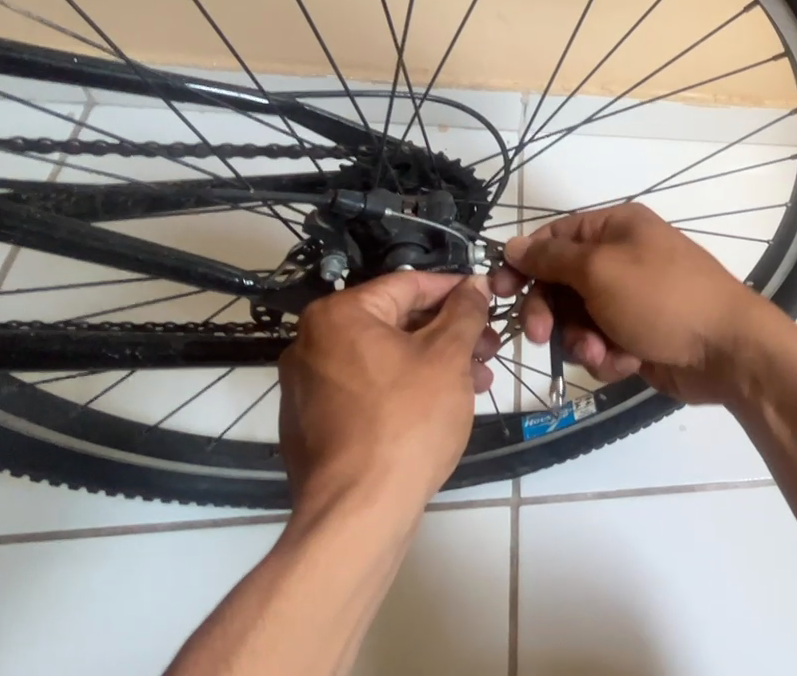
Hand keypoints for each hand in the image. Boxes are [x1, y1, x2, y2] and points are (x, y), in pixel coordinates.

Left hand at [278, 273, 497, 513]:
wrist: (359, 511)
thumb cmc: (407, 420)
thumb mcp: (448, 356)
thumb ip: (465, 312)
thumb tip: (474, 284)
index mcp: (338, 315)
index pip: (408, 284)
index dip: (456, 290)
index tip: (488, 300)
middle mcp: (311, 343)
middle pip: (395, 322)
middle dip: (449, 333)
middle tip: (488, 349)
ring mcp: (307, 386)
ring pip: (384, 358)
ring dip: (434, 363)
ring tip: (476, 383)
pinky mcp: (311, 424)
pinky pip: (367, 389)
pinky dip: (404, 389)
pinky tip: (440, 406)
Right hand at [495, 204, 781, 402]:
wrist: (726, 350)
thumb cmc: (662, 298)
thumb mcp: (601, 270)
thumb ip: (552, 258)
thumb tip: (514, 244)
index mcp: (615, 227)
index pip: (553, 237)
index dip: (523, 263)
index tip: (497, 290)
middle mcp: (620, 258)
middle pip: (559, 283)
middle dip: (550, 311)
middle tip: (541, 336)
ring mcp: (629, 298)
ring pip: (576, 320)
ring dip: (582, 340)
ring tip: (604, 351)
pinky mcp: (636, 334)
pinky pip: (600, 344)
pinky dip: (608, 356)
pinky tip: (628, 362)